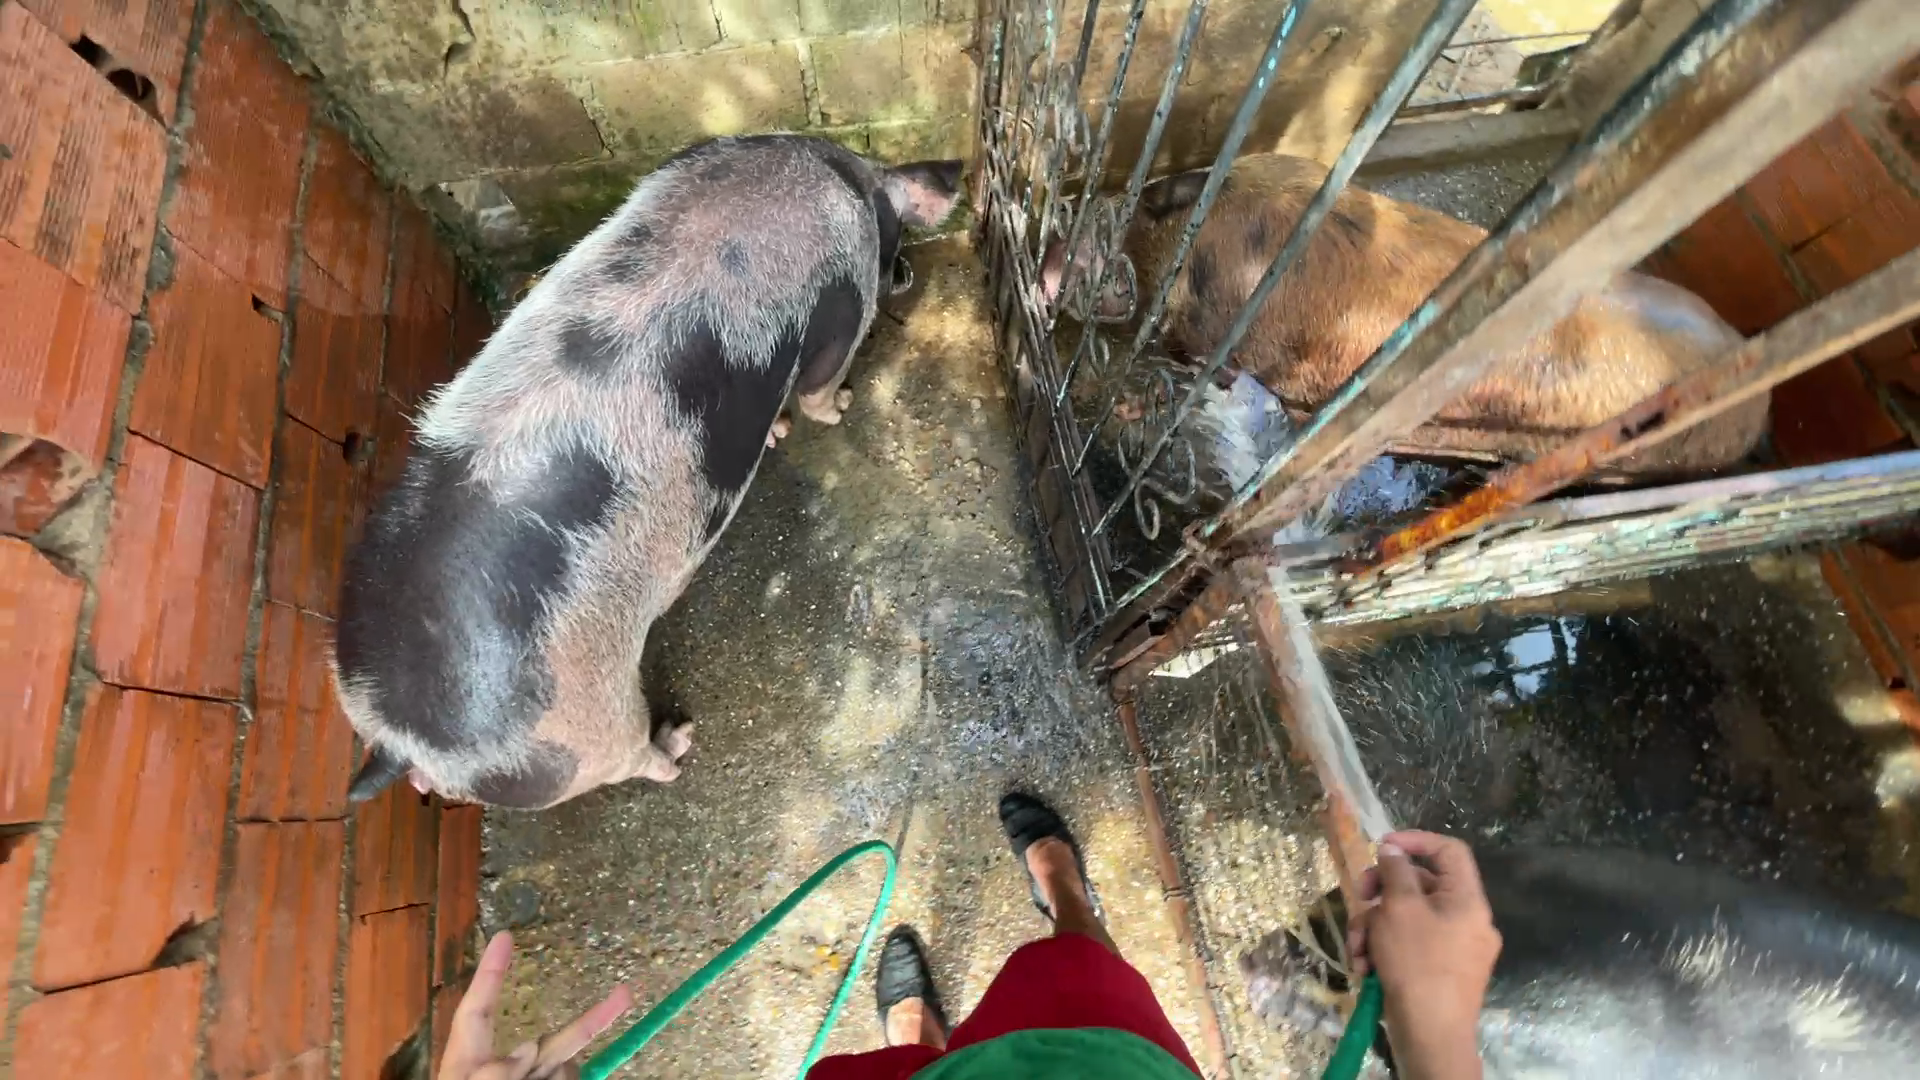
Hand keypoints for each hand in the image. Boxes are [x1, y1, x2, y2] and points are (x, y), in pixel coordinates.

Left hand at [439, 931, 634, 1079]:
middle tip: (628, 992)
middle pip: (546, 1045)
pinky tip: (585, 1072)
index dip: (491, 974)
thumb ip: (489, 1077)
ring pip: (560, 1069)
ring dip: (568, 1072)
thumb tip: (525, 1049)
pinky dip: (576, 1076)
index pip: (477, 1014)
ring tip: (594, 1026)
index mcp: (465, 1071)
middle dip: (591, 1021)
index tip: (507, 935)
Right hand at [1344, 831, 1499, 1079]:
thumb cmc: (1417, 962)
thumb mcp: (1399, 907)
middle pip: (1419, 883)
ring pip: (1405, 914)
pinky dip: (1382, 946)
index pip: (1449, 851)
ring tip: (1358, 945)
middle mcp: (1466, 920)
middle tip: (1358, 895)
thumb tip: (1392, 850)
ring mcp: (1455, 947)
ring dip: (1373, 924)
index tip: (1382, 846)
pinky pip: (1408, 941)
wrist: (1431, 1034)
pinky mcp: (1439, 968)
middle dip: (1381, 889)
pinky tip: (1364, 963)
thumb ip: (1395, 871)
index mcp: (1467, 901)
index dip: (1415, 840)